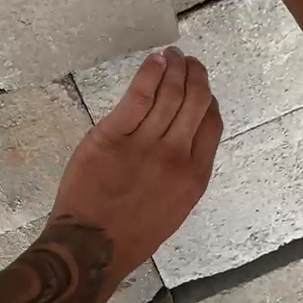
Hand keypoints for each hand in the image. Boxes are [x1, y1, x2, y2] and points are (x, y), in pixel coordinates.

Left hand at [50, 48, 220, 285]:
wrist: (90, 247)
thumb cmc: (130, 234)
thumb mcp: (174, 208)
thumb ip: (184, 173)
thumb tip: (186, 140)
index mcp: (195, 176)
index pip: (212, 125)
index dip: (210, 100)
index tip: (203, 87)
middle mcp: (176, 156)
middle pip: (195, 102)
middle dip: (196, 75)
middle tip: (189, 61)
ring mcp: (145, 144)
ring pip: (170, 94)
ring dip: (175, 68)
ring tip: (173, 55)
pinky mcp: (113, 135)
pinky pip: (138, 96)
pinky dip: (150, 73)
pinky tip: (155, 61)